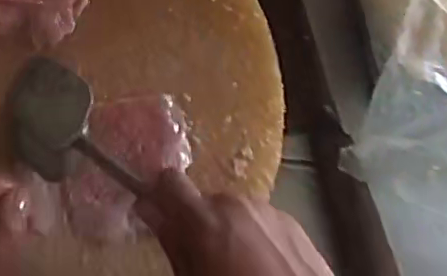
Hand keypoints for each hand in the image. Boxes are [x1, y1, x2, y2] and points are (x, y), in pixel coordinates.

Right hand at [137, 170, 332, 275]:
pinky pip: (265, 225)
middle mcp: (236, 203)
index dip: (162, 195)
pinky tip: (271, 274)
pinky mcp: (297, 227)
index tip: (160, 214)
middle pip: (206, 203)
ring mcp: (270, 211)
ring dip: (234, 234)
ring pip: (237, 214)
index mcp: (206, 218)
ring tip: (246, 273)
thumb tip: (149, 209)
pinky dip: (261, 242)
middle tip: (211, 264)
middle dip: (203, 226)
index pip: (169, 180)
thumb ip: (173, 245)